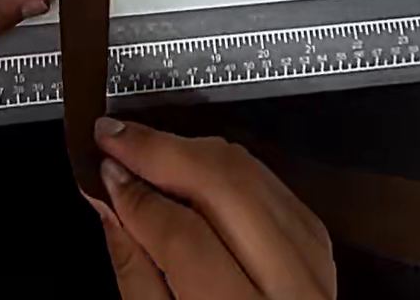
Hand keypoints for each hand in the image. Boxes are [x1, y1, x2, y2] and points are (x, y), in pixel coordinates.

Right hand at [91, 119, 334, 299]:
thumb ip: (133, 269)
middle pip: (223, 185)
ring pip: (244, 170)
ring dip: (186, 148)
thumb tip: (105, 194)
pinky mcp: (317, 238)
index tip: (102, 164)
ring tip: (141, 145)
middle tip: (113, 134)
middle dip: (160, 149)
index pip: (187, 238)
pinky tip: (186, 162)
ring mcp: (314, 259)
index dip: (138, 195)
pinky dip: (219, 162)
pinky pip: (264, 177)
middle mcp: (294, 287)